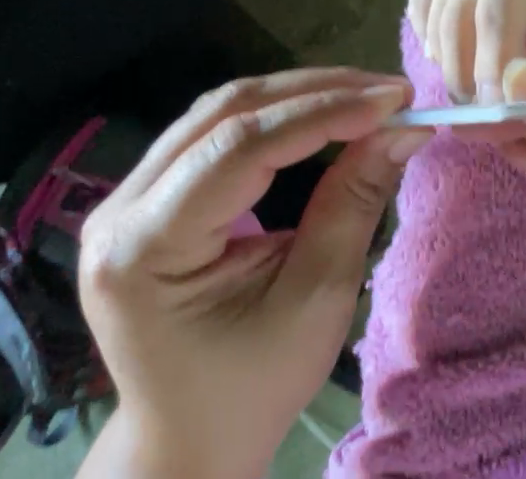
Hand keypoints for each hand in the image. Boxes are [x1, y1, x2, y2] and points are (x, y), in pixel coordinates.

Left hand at [75, 69, 428, 478]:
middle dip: (318, 92)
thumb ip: (354, 202)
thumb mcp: (317, 296)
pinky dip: (283, 114)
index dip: (324, 113)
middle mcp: (120, 210)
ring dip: (303, 95)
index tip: (397, 101)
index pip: (239, 148)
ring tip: (370, 96)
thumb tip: (405, 129)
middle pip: (225, 114)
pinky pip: (219, 132)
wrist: (190, 433)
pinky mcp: (153, 196)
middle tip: (393, 92)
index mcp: (144, 248)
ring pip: (222, 111)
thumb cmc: (253, 382)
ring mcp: (129, 198)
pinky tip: (328, 113)